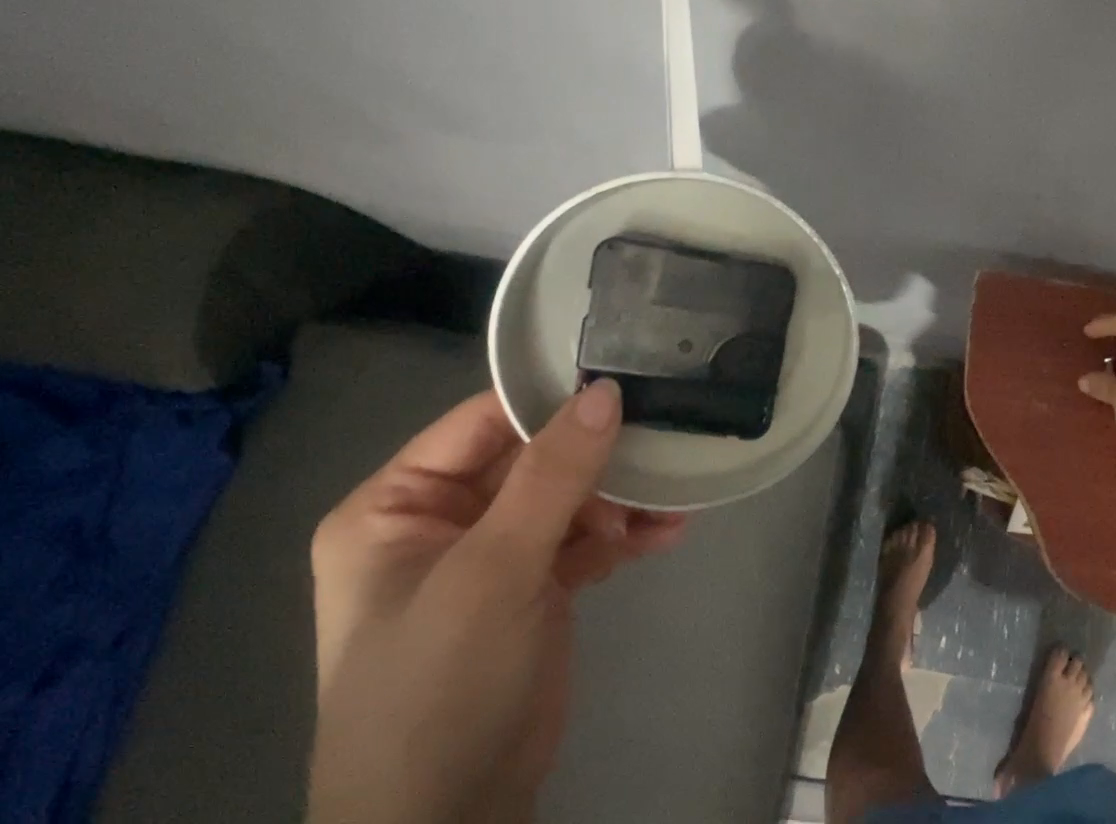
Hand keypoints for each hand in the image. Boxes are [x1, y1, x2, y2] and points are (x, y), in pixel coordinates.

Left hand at [307, 381, 684, 823]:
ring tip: (673, 501)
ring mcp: (491, 559)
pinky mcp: (533, 593)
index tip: (626, 380)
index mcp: (396, 506)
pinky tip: (668, 534)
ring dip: (620, 500)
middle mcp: (440, 523)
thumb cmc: (440, 683)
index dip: (549, 401)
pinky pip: (583, 544)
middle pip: (532, 461)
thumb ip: (552, 477)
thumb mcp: (492, 571)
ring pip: (567, 502)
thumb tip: (607, 391)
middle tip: (664, 443)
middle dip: (598, 460)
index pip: (480, 425)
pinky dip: (622, 537)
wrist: (449, 816)